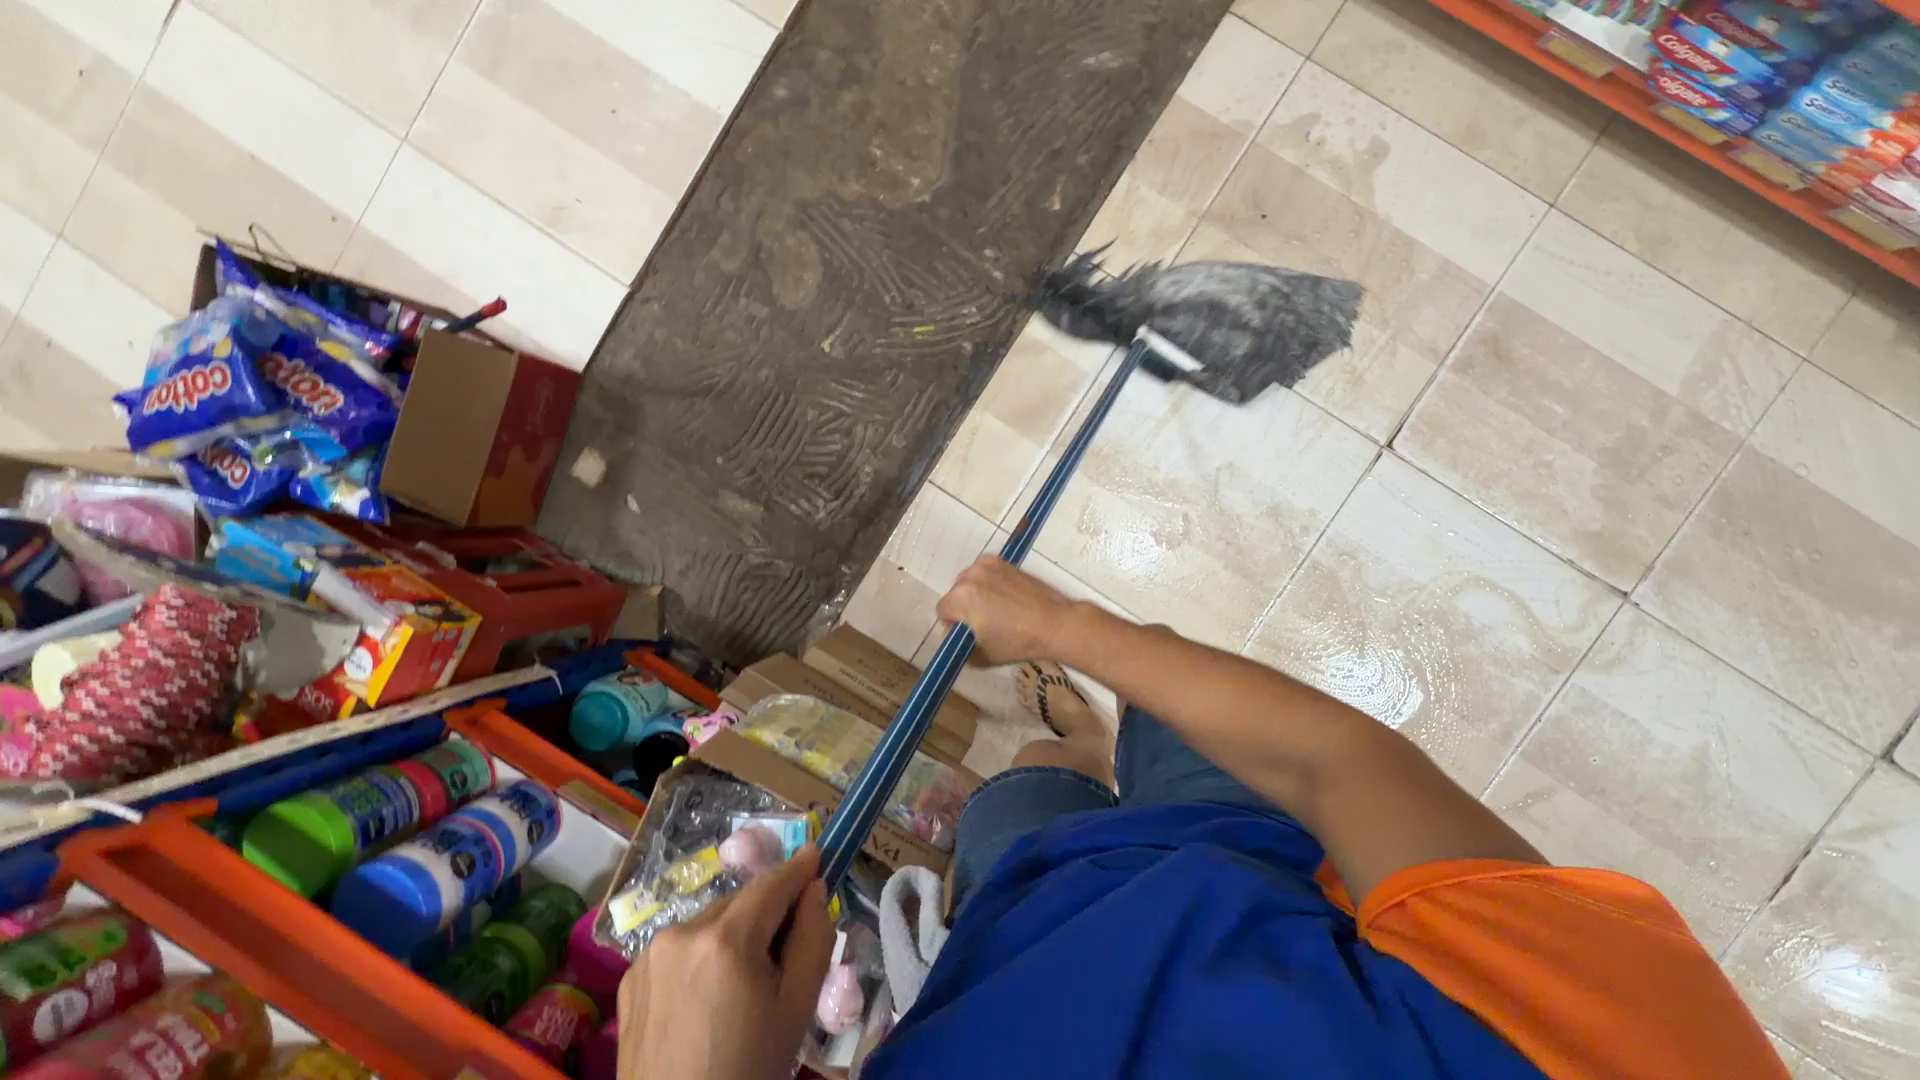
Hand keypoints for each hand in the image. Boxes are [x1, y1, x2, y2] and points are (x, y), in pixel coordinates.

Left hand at [617, 847, 835, 1079]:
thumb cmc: (749, 1069)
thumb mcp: (798, 1007)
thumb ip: (813, 937)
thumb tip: (812, 889)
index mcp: (727, 940)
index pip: (771, 884)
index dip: (797, 868)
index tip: (816, 854)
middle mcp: (682, 933)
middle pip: (740, 904)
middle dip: (766, 914)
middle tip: (785, 952)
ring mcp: (649, 955)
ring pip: (709, 924)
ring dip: (732, 935)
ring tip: (742, 985)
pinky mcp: (630, 978)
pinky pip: (680, 949)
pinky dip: (701, 957)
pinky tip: (706, 999)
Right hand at [935, 556, 1082, 666]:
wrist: (1055, 623)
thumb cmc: (1018, 642)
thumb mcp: (984, 657)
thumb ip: (962, 650)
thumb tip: (959, 645)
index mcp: (961, 598)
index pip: (943, 611)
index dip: (953, 626)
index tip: (969, 635)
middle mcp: (970, 576)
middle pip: (955, 594)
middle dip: (964, 608)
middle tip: (983, 624)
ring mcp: (988, 565)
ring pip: (970, 582)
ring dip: (975, 594)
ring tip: (996, 610)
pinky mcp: (1004, 562)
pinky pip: (985, 573)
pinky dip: (989, 583)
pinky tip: (1005, 597)